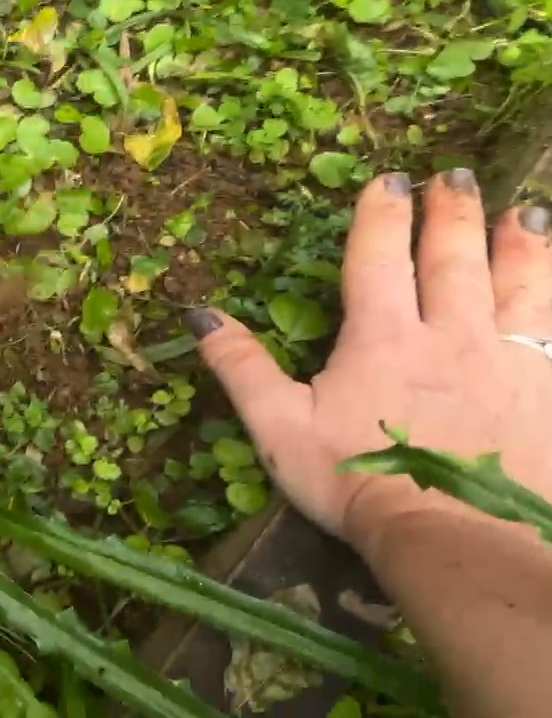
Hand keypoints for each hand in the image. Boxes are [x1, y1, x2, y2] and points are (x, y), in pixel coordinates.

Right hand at [191, 169, 551, 555]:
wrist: (460, 541)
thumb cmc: (353, 477)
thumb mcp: (276, 422)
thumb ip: (239, 363)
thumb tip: (198, 311)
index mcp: (383, 339)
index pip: (380, 260)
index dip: (382, 216)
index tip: (390, 179)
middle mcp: (454, 338)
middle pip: (457, 262)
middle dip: (456, 215)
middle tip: (459, 176)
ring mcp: (519, 367)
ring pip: (527, 290)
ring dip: (526, 247)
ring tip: (530, 213)